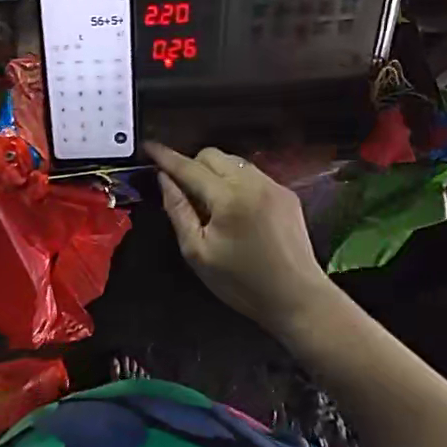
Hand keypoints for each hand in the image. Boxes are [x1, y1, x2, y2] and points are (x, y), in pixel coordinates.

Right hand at [147, 141, 337, 337]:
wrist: (298, 299)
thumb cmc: (241, 282)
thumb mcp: (197, 252)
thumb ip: (178, 210)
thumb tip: (164, 179)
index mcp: (228, 198)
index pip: (189, 168)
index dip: (165, 157)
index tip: (149, 147)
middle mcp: (253, 183)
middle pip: (212, 155)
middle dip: (191, 165)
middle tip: (182, 191)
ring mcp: (274, 186)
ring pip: (233, 161)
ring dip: (214, 172)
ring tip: (209, 204)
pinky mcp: (286, 194)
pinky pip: (252, 174)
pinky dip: (234, 181)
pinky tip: (234, 210)